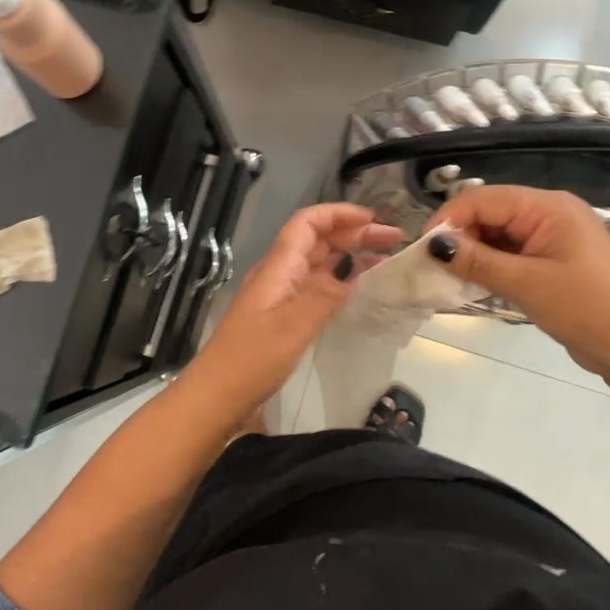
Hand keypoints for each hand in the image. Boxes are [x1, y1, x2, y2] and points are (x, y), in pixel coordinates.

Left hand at [185, 203, 404, 409]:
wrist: (216, 396)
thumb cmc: (252, 359)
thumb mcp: (294, 325)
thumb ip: (326, 294)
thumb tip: (355, 265)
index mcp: (277, 268)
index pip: (307, 223)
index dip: (339, 214)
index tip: (373, 218)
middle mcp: (278, 274)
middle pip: (316, 240)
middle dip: (353, 233)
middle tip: (393, 238)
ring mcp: (279, 296)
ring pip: (318, 263)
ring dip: (349, 254)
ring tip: (386, 258)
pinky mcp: (282, 317)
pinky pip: (315, 287)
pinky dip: (339, 280)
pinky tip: (359, 287)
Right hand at [424, 185, 609, 382]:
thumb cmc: (585, 308)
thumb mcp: (524, 283)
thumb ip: (476, 260)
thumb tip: (433, 245)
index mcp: (547, 206)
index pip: (483, 198)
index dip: (448, 220)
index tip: (422, 250)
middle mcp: (550, 212)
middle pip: (489, 212)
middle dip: (459, 236)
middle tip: (434, 269)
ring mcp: (553, 236)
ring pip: (497, 233)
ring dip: (473, 252)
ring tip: (450, 279)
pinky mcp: (553, 259)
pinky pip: (511, 251)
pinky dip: (490, 265)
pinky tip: (474, 284)